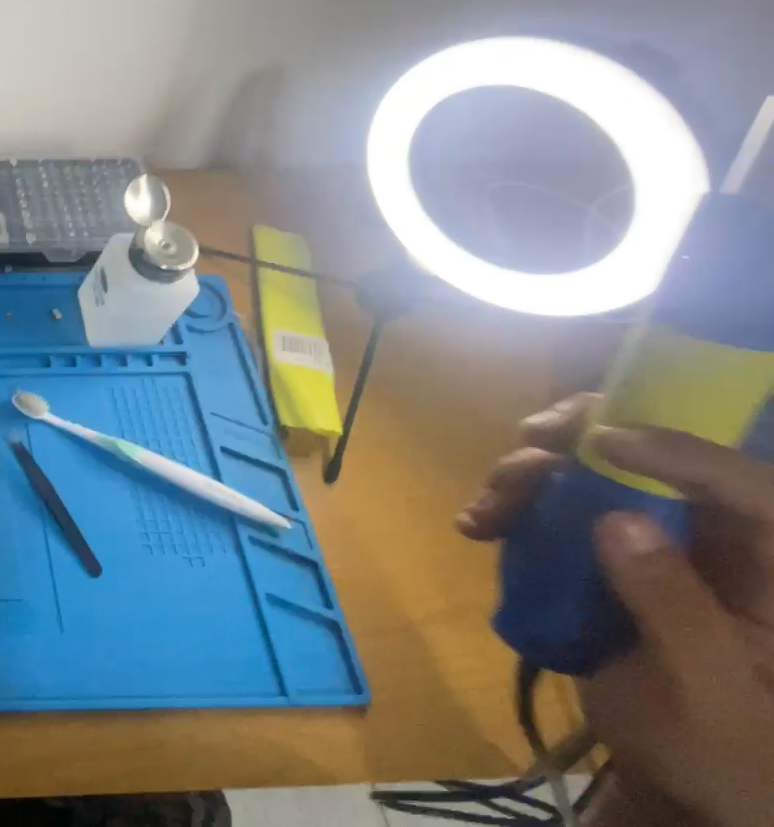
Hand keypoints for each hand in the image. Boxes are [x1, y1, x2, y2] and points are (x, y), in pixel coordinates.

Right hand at [458, 395, 773, 826]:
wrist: (686, 784)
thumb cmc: (722, 754)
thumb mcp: (709, 697)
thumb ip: (678, 612)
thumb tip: (622, 522)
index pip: (755, 490)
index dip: (687, 453)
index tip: (606, 441)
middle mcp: (723, 543)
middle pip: (659, 458)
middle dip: (585, 438)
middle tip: (531, 439)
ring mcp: (659, 545)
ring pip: (592, 473)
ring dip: (530, 475)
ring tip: (487, 509)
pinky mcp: (604, 555)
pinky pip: (553, 508)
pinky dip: (507, 506)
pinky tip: (476, 526)